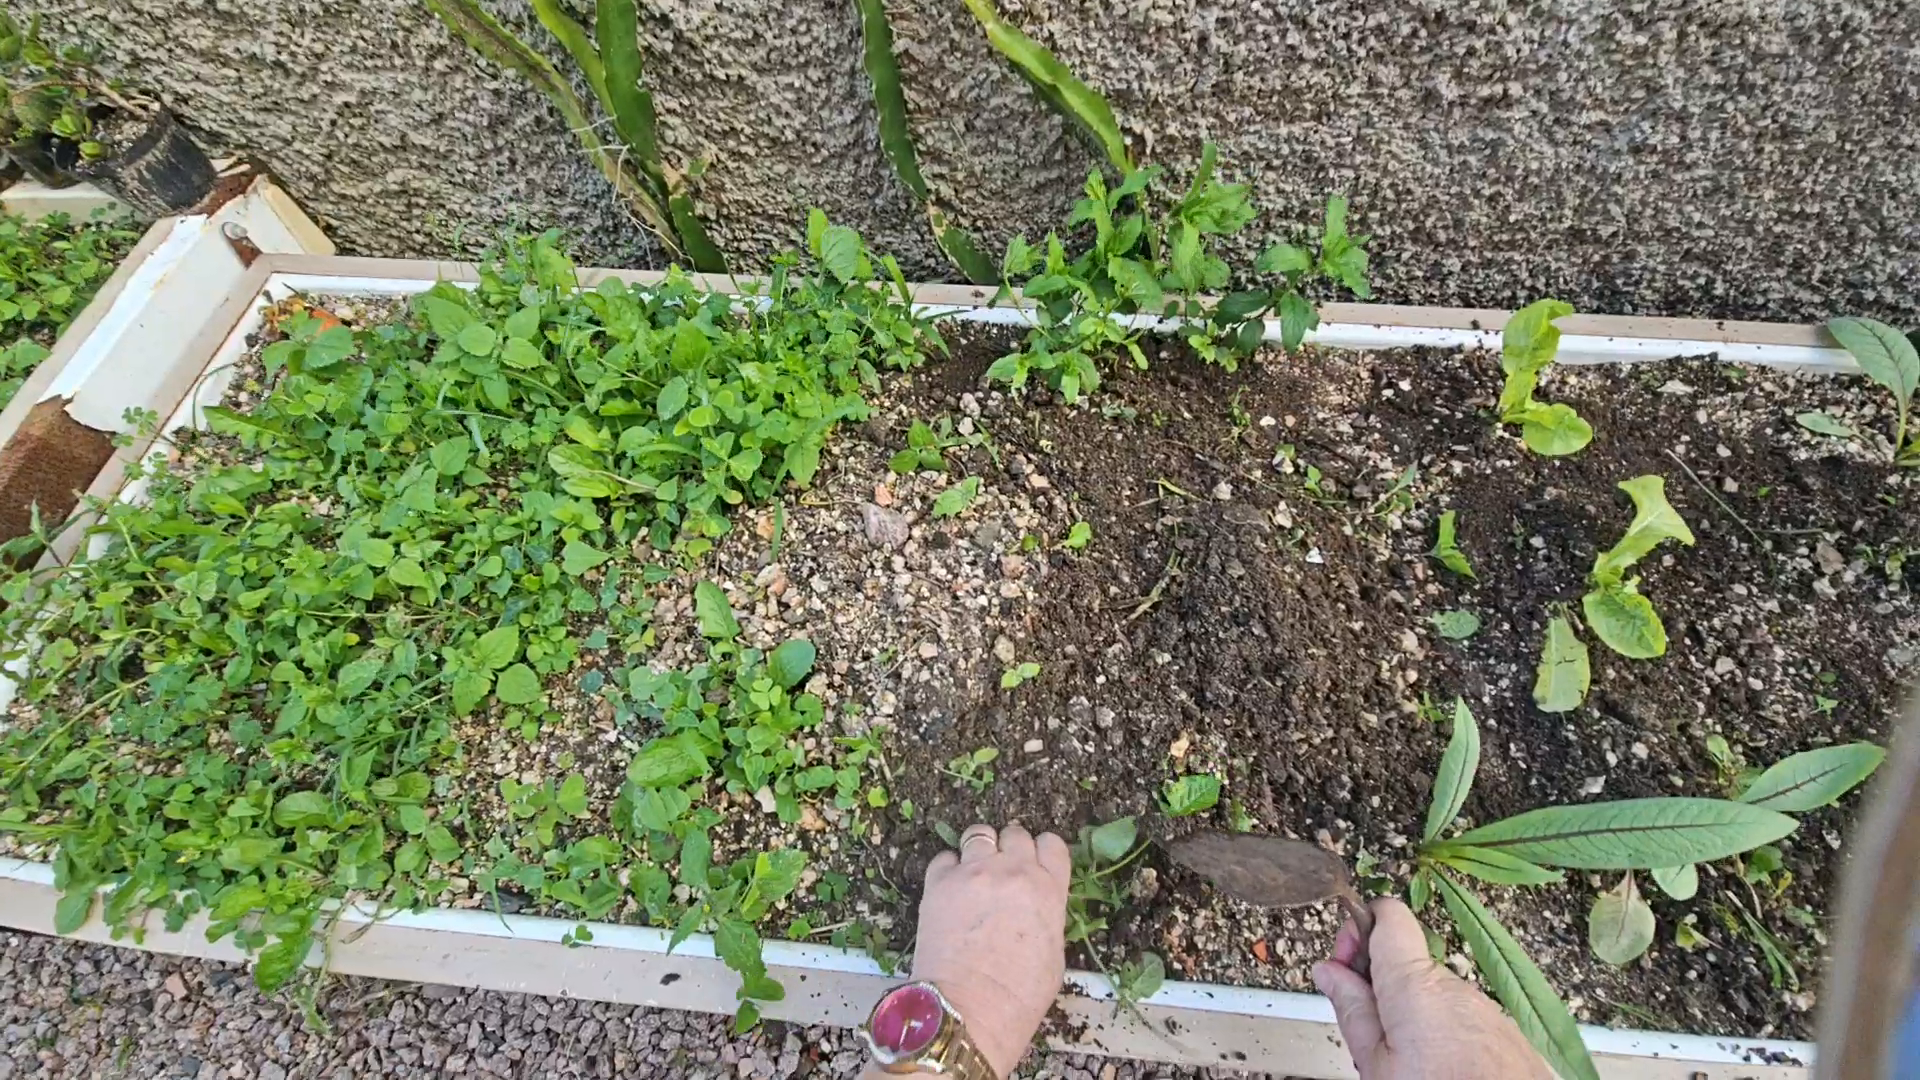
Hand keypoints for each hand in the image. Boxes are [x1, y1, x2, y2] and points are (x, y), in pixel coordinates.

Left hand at [908, 823, 1070, 1076]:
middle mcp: (1012, 870)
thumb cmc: (1018, 998)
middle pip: (1015, 834)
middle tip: (1003, 873)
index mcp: (1047, 889)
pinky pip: (945, 858)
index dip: (1043, 853)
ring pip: (978, 833)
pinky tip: (950, 891)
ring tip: (974, 873)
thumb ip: (1046, 916)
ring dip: (979, 850)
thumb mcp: (1054, 957)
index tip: (1036, 865)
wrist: (967, 1012)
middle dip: (1010, 849)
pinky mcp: (939, 881)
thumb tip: (1035, 905)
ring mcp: (973, 871)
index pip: (1053, 844)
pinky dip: (948, 870)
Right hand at [1313, 898, 1551, 1079]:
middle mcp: (1456, 988)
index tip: (1345, 965)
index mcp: (1415, 985)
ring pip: (1437, 999)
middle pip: (1407, 965)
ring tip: (1414, 1069)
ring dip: (1418, 1020)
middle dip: (1383, 990)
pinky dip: (1451, 1040)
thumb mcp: (1375, 1067)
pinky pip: (1468, 1024)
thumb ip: (1351, 1011)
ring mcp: (1491, 1015)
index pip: (1389, 915)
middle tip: (1374, 1037)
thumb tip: (1329, 971)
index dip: (1361, 928)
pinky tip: (1448, 1075)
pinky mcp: (1515, 1043)